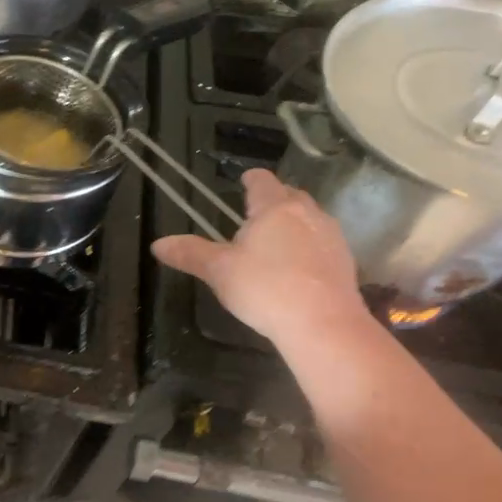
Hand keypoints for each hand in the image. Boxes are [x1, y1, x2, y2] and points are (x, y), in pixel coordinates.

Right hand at [151, 169, 366, 347]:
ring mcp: (329, 234)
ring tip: (272, 241)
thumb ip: (190, 253)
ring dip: (290, 222)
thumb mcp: (218, 271)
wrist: (321, 322)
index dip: (250, 180)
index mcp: (274, 208)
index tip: (243, 182)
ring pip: (307, 217)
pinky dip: (305, 244)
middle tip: (253, 215)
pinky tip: (294, 266)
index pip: (262, 181)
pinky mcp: (343, 258)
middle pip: (289, 195)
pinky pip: (320, 240)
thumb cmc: (265, 288)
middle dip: (272, 200)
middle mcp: (306, 212)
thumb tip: (158, 244)